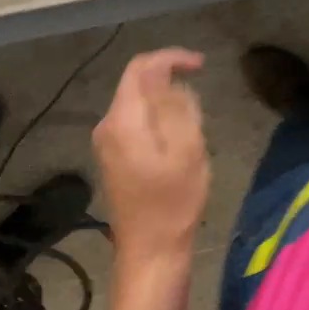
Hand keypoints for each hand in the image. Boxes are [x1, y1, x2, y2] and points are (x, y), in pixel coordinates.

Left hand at [93, 48, 210, 260]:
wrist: (150, 251)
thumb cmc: (173, 202)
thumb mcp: (187, 149)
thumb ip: (177, 106)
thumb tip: (170, 79)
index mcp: (123, 120)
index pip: (141, 67)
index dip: (171, 57)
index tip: (202, 65)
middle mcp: (107, 125)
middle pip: (137, 84)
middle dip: (171, 81)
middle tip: (201, 99)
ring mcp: (106, 143)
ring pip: (138, 104)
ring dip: (166, 103)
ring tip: (193, 126)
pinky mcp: (112, 157)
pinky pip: (135, 122)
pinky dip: (157, 119)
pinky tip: (177, 142)